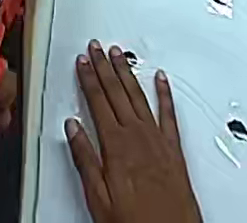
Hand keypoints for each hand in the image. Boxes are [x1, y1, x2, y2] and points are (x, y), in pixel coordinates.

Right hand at [66, 42, 201, 222]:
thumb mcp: (99, 199)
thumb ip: (85, 159)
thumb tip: (72, 127)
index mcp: (116, 145)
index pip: (97, 100)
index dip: (88, 77)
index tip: (82, 60)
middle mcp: (137, 136)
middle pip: (116, 91)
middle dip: (104, 66)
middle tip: (96, 46)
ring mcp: (157, 140)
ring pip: (138, 96)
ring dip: (127, 72)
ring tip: (119, 54)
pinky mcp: (174, 150)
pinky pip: (169, 114)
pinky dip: (164, 93)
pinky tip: (161, 79)